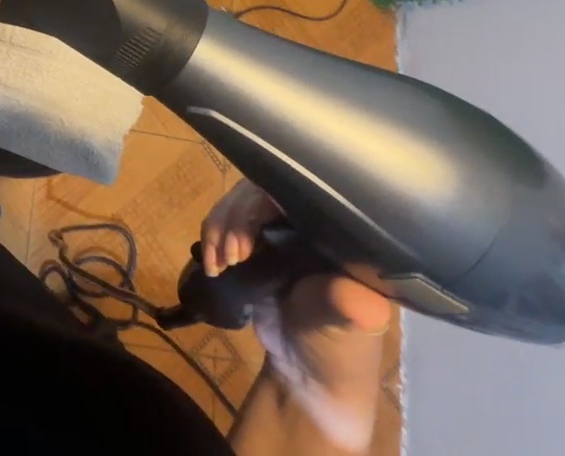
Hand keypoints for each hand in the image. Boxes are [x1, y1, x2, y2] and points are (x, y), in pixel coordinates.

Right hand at [202, 180, 392, 451]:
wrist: (307, 377)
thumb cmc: (341, 348)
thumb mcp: (351, 324)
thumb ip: (348, 302)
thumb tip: (349, 290)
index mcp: (339, 228)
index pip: (297, 188)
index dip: (265, 204)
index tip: (247, 240)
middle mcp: (308, 221)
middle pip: (260, 190)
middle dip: (236, 217)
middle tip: (231, 257)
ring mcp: (278, 231)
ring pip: (238, 203)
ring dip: (219, 228)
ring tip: (218, 264)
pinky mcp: (254, 245)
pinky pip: (227, 223)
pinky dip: (213, 236)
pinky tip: (213, 263)